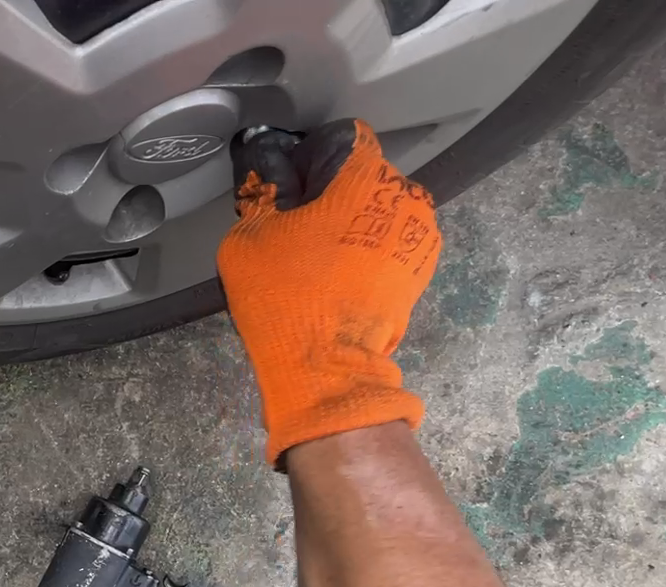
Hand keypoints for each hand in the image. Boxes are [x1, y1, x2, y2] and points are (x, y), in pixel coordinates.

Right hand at [217, 119, 441, 466]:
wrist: (323, 367)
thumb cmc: (285, 296)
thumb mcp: (246, 241)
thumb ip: (260, 202)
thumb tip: (271, 189)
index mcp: (365, 175)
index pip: (342, 139)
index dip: (309, 159)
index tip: (287, 188)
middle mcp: (406, 196)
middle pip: (363, 180)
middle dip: (333, 198)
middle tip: (296, 231)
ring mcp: (420, 239)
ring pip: (378, 217)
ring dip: (351, 229)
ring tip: (315, 264)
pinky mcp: (418, 277)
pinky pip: (386, 252)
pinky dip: (364, 260)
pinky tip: (334, 286)